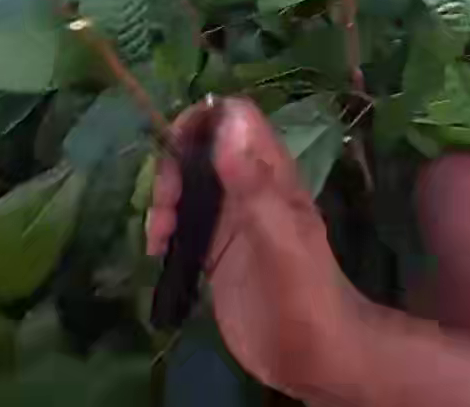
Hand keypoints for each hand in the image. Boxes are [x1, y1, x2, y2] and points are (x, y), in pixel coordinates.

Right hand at [146, 98, 369, 399]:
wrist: (312, 354)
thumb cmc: (300, 290)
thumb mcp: (277, 235)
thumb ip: (254, 182)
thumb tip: (229, 122)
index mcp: (270, 169)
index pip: (237, 116)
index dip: (203, 118)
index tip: (174, 146)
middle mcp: (250, 182)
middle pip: (204, 145)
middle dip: (175, 164)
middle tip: (165, 205)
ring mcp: (233, 214)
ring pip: (190, 180)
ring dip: (165, 196)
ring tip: (159, 236)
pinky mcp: (216, 246)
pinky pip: (184, 218)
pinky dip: (165, 225)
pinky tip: (157, 251)